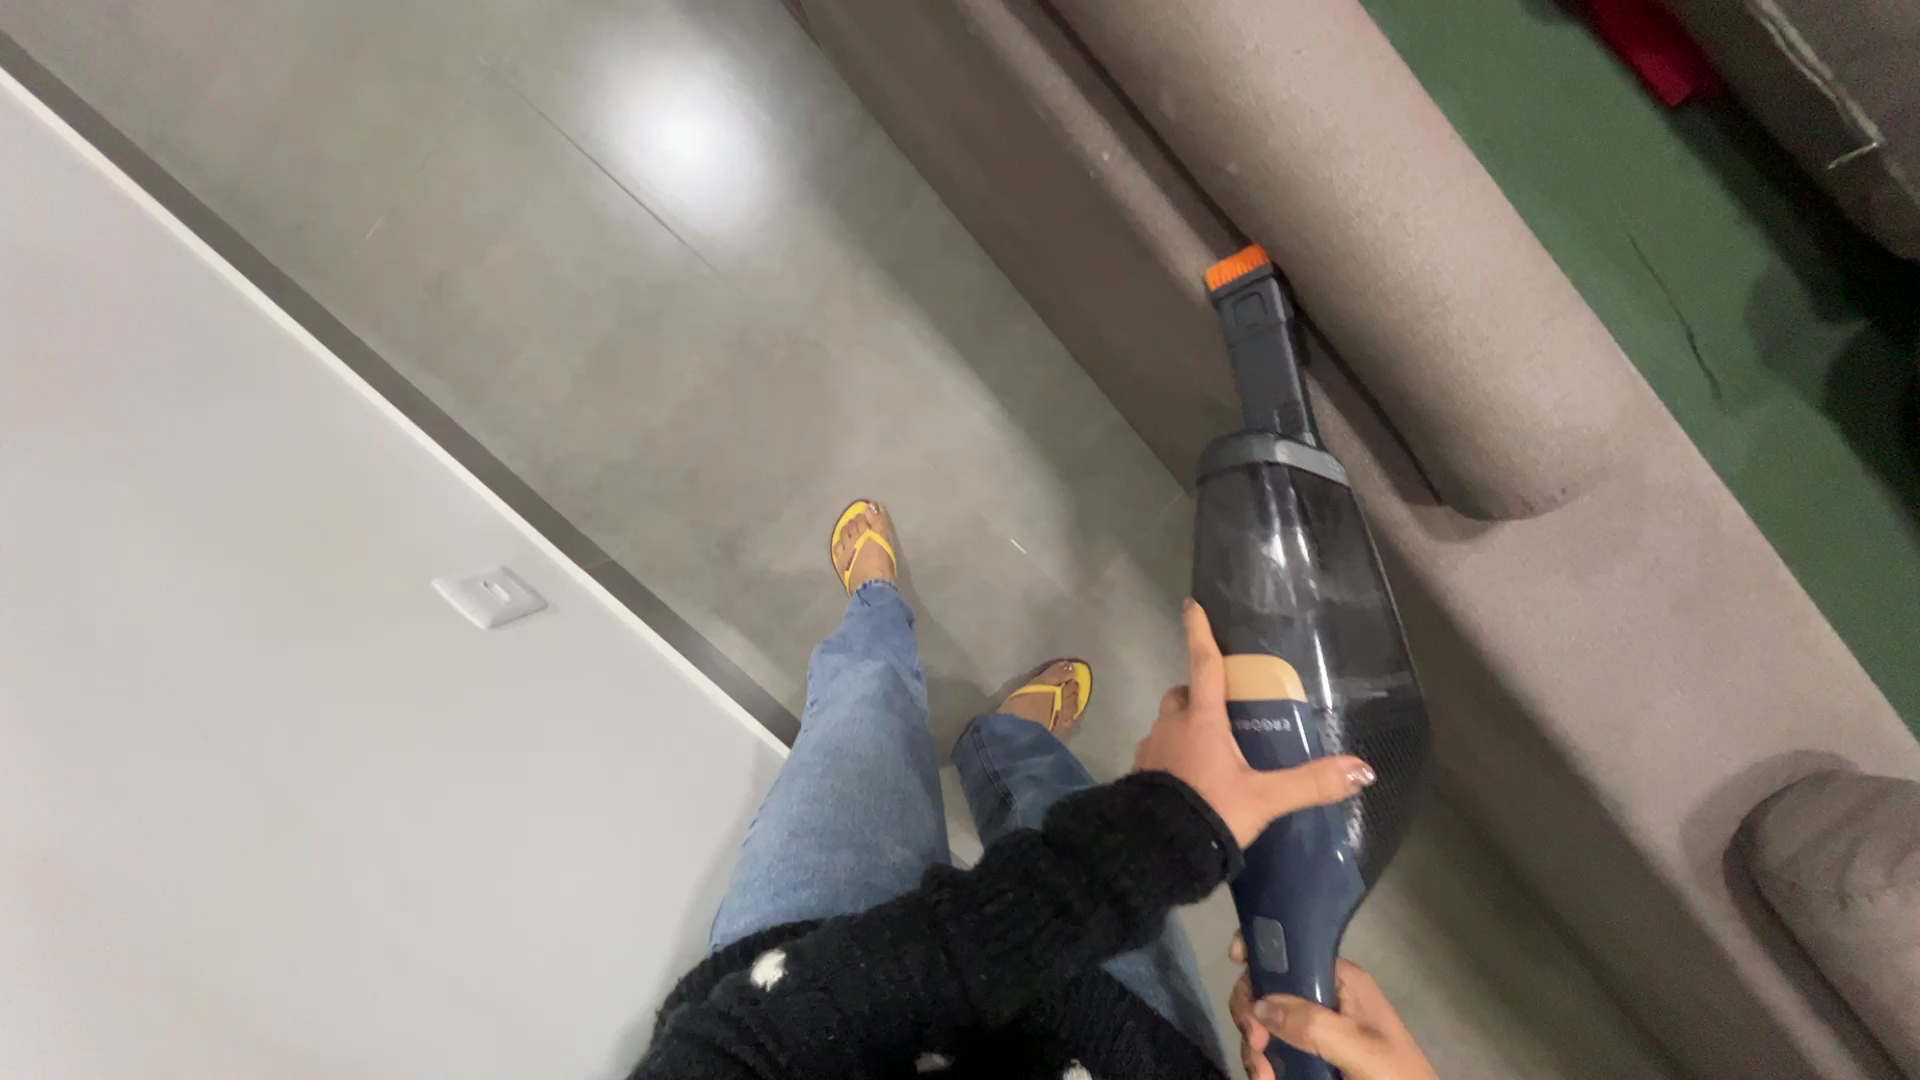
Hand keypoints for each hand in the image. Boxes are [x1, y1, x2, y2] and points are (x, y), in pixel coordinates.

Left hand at [1133, 599, 1374, 846]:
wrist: (1154, 846)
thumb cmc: (1210, 810)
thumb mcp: (1265, 798)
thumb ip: (1311, 783)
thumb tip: (1362, 769)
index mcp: (1201, 720)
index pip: (1203, 664)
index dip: (1199, 633)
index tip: (1190, 604)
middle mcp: (1171, 724)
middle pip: (1184, 694)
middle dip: (1200, 693)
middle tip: (1226, 710)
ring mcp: (1151, 747)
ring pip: (1169, 722)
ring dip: (1187, 724)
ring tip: (1215, 751)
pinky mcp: (1141, 770)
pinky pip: (1159, 749)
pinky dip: (1174, 753)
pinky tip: (1192, 777)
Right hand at [1229, 935, 1439, 1079]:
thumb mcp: (1363, 1053)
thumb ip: (1313, 1025)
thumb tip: (1259, 1007)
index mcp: (1340, 980)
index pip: (1290, 948)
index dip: (1259, 949)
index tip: (1236, 963)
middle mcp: (1322, 997)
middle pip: (1266, 986)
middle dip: (1251, 1012)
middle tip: (1255, 1045)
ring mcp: (1314, 1030)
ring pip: (1263, 1022)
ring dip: (1253, 1046)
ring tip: (1262, 1076)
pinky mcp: (1309, 1059)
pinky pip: (1271, 1050)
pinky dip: (1261, 1064)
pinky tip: (1264, 1079)